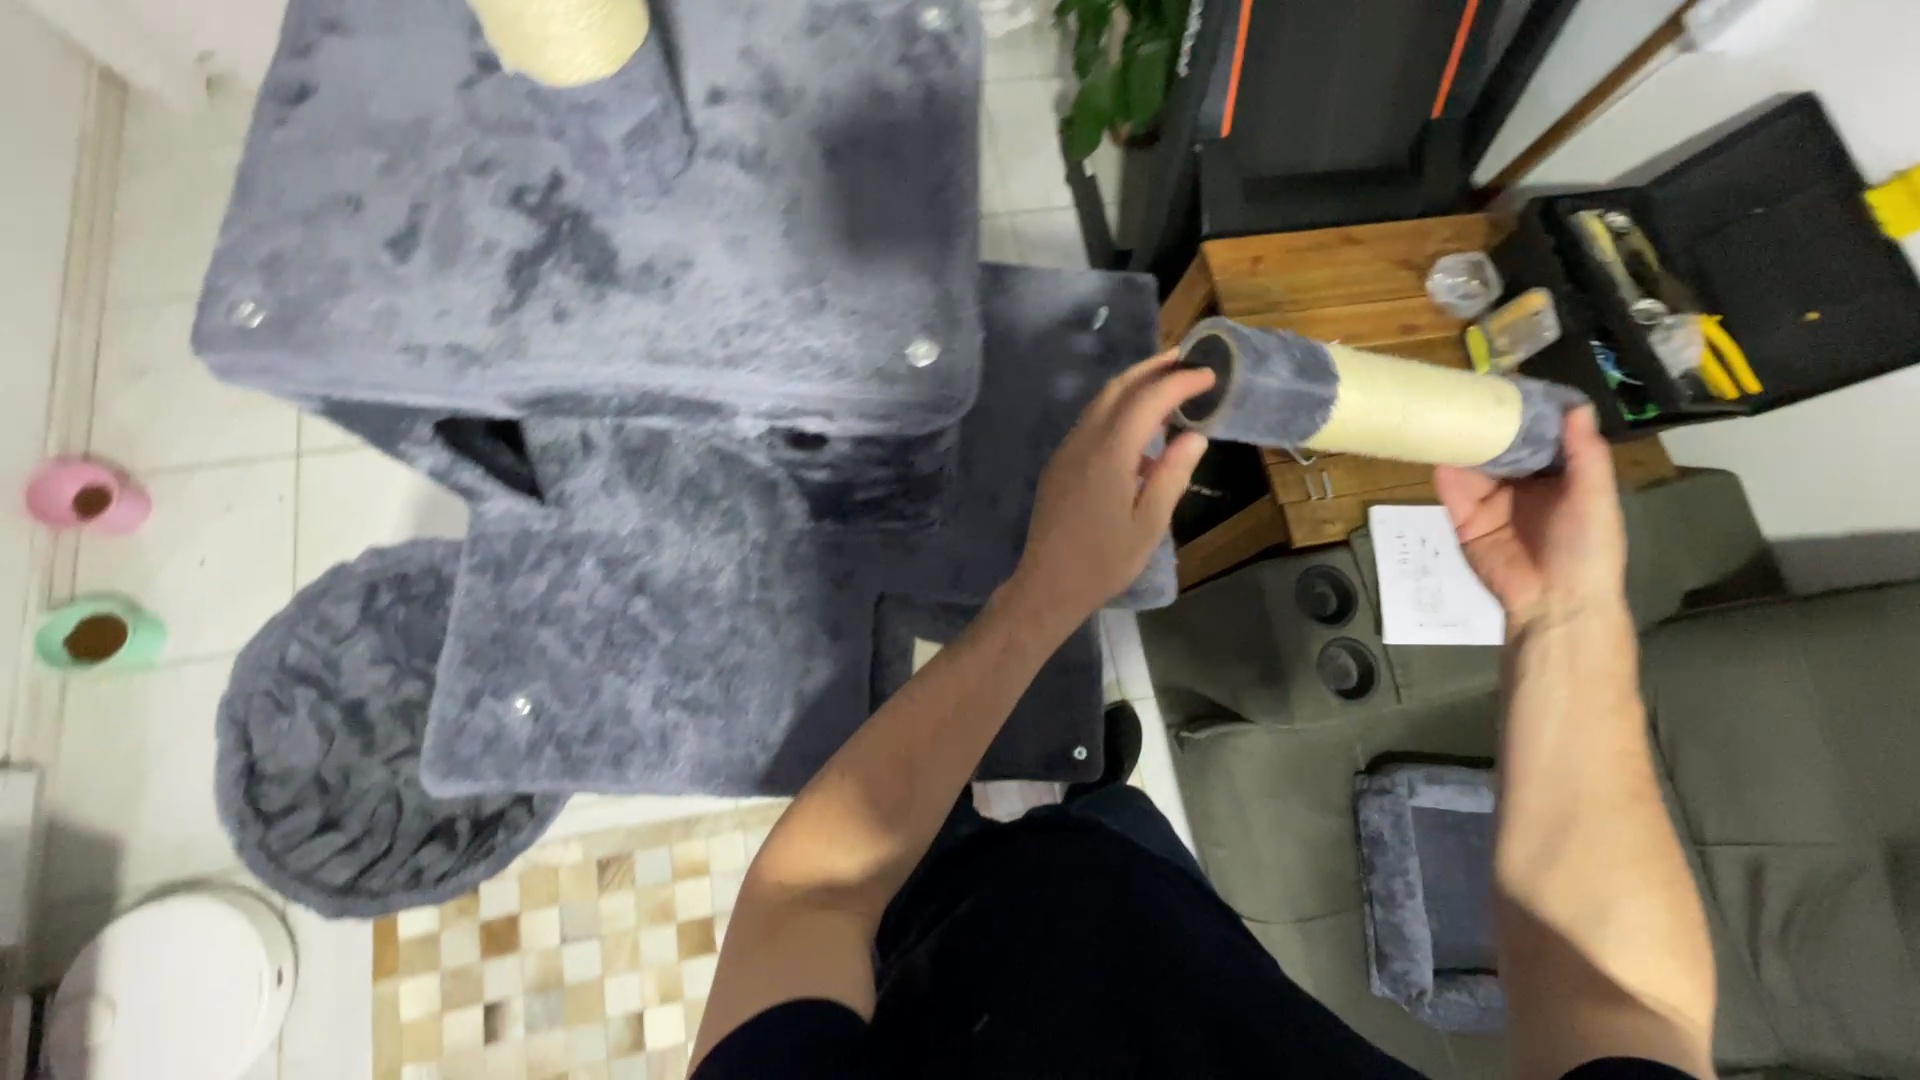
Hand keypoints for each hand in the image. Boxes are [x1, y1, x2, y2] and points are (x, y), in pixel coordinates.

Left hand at [1010, 350, 1213, 621]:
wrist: (1048, 583)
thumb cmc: (1104, 561)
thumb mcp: (1150, 524)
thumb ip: (1172, 475)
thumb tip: (1193, 436)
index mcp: (1110, 454)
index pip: (1148, 400)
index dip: (1180, 382)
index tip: (1208, 375)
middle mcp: (1083, 442)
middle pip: (1118, 388)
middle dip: (1153, 369)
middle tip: (1186, 359)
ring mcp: (1066, 450)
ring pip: (1100, 402)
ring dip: (1133, 386)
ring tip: (1166, 383)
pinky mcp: (1058, 464)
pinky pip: (1090, 423)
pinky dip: (1117, 410)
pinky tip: (1138, 427)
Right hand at [1433, 407, 1626, 629]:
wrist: (1554, 599)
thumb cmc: (1587, 546)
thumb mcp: (1595, 496)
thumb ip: (1585, 454)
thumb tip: (1576, 406)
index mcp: (1559, 477)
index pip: (1540, 438)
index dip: (1527, 414)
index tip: (1511, 385)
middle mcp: (1523, 486)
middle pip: (1502, 448)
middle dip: (1488, 425)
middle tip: (1470, 393)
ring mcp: (1491, 502)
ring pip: (1474, 466)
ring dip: (1463, 444)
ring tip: (1448, 415)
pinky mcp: (1465, 520)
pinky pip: (1453, 492)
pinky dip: (1445, 473)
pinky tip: (1438, 451)